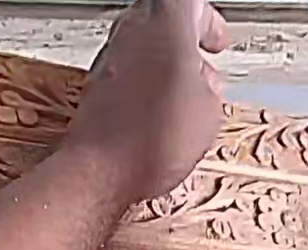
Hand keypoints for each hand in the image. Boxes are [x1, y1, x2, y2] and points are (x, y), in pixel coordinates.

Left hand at [59, 0, 229, 205]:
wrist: (99, 174)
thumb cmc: (148, 139)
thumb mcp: (208, 114)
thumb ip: (210, 91)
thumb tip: (203, 93)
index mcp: (166, 20)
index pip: (192, 2)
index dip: (208, 23)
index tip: (216, 42)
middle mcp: (130, 33)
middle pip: (161, 27)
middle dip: (182, 51)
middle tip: (198, 77)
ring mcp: (106, 65)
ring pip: (140, 58)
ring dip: (159, 78)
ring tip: (176, 111)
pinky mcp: (91, 97)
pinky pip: (122, 88)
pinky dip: (138, 101)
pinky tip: (150, 128)